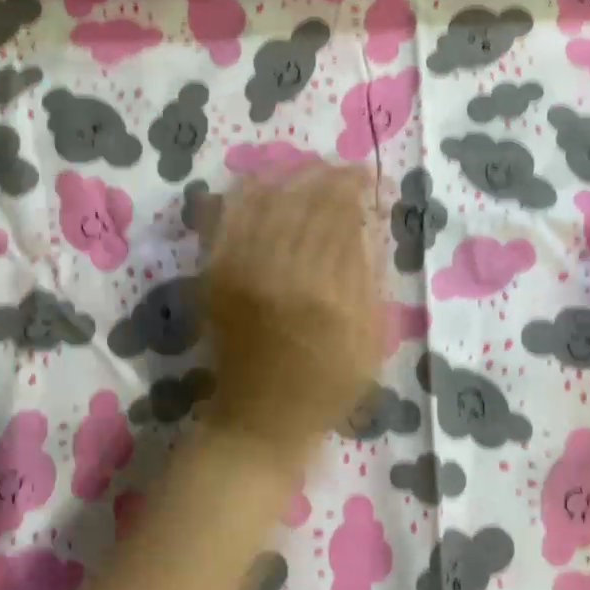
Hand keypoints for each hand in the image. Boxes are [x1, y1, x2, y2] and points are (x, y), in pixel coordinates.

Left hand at [201, 164, 382, 454]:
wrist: (260, 420)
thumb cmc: (327, 386)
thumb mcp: (370, 339)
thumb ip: (372, 278)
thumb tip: (371, 220)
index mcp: (331, 294)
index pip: (344, 219)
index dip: (357, 189)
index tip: (369, 177)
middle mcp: (285, 275)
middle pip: (308, 203)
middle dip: (330, 176)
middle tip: (345, 169)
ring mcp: (244, 272)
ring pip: (270, 202)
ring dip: (293, 177)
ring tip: (312, 168)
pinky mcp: (217, 275)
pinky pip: (229, 219)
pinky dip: (246, 192)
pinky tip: (263, 179)